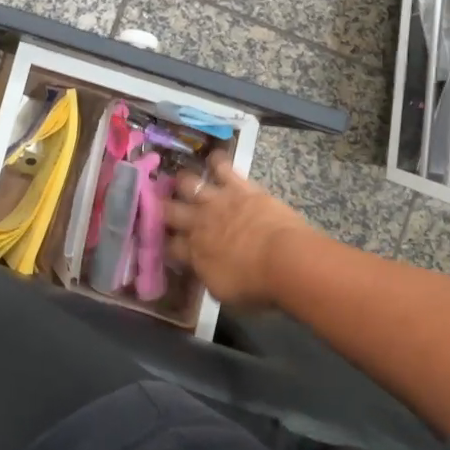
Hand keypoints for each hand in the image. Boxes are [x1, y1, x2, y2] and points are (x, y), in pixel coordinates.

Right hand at [165, 152, 313, 307]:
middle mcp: (198, 223)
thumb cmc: (257, 285)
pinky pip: (222, 167)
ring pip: (188, 183)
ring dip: (185, 182)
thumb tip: (202, 270)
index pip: (170, 246)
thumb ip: (208, 276)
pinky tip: (215, 157)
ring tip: (183, 180)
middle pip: (170, 210)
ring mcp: (216, 201)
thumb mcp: (224, 292)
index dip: (167, 243)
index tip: (169, 244)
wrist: (284, 260)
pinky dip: (217, 161)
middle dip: (165, 208)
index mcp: (193, 253)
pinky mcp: (237, 187)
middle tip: (165, 206)